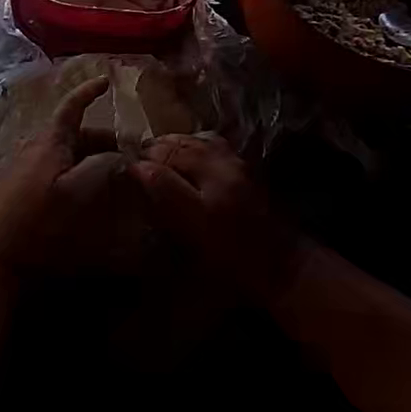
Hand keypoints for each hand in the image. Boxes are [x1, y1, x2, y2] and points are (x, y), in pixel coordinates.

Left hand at [0, 77, 140, 278]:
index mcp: (50, 141)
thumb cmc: (38, 220)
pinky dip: (80, 173)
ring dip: (95, 159)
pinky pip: (59, 171)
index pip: (72, 106)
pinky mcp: (25, 191)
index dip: (89, 92)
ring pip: (69, 154)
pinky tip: (94, 195)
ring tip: (120, 178)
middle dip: (106, 140)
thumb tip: (123, 155)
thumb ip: (104, 167)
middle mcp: (37, 149)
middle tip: (133, 157)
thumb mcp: (78, 191)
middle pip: (76, 134)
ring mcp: (29, 170)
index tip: (107, 81)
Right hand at [130, 132, 308, 305]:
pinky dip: (194, 148)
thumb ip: (166, 190)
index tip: (125, 167)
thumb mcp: (193, 227)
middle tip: (136, 160)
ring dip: (174, 145)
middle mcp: (223, 161)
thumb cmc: (233, 254)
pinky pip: (212, 149)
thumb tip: (137, 166)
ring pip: (197, 143)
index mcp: (209, 171)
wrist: (284, 268)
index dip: (142, 158)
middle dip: (156, 148)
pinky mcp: (245, 174)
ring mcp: (237, 165)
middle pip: (182, 143)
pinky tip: (187, 160)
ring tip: (157, 157)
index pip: (165, 152)